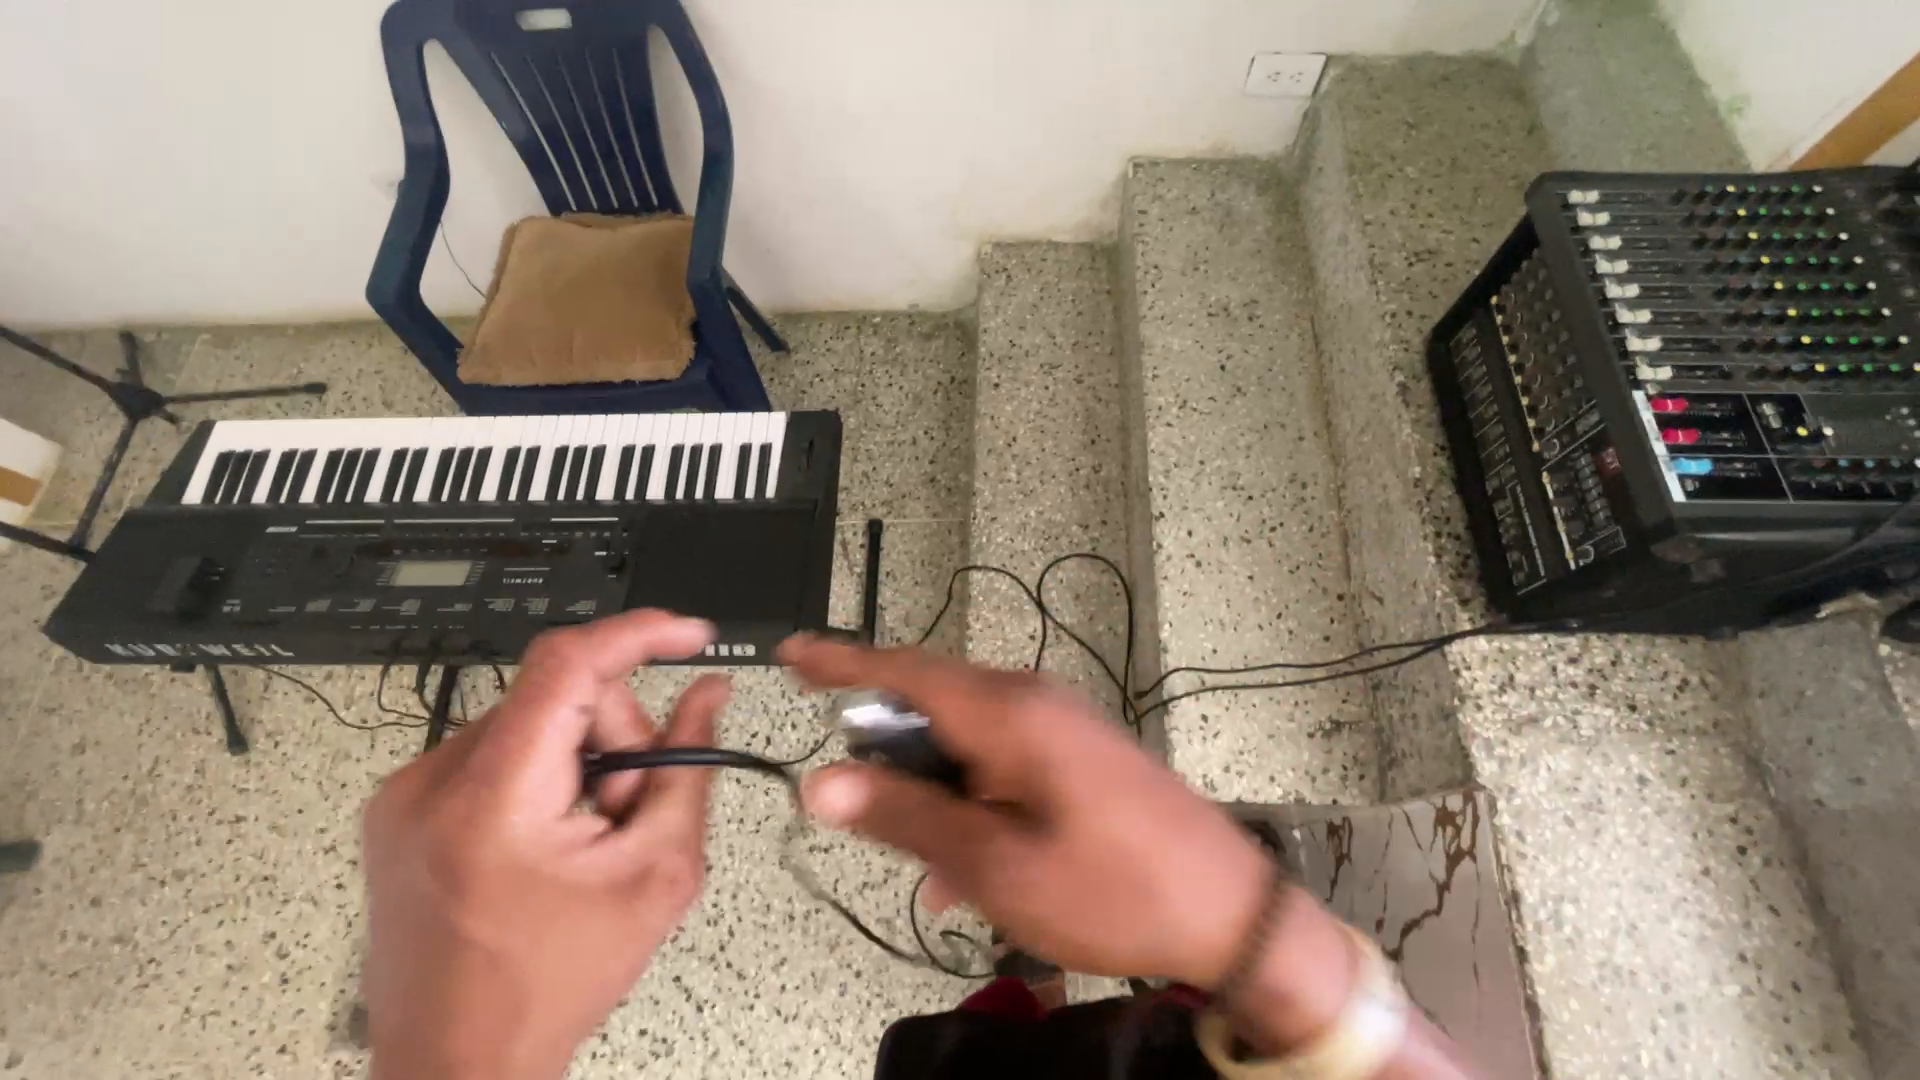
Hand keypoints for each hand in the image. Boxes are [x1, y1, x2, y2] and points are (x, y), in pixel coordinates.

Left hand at [362, 611, 728, 1079]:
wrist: (456, 1068)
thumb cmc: (552, 985)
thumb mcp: (658, 873)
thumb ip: (690, 767)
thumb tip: (708, 695)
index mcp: (492, 797)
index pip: (568, 661)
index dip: (641, 634)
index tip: (692, 636)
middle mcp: (431, 781)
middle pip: (561, 692)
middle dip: (621, 733)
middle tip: (636, 807)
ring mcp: (407, 793)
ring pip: (536, 716)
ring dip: (587, 756)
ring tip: (593, 835)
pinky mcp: (405, 807)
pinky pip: (504, 747)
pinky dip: (550, 771)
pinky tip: (558, 835)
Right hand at [780, 634, 1280, 986]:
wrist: (1230, 909)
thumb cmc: (1110, 888)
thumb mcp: (995, 864)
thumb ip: (905, 815)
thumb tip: (822, 783)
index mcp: (1007, 712)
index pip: (903, 668)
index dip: (840, 659)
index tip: (791, 651)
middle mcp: (1030, 698)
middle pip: (931, 707)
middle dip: (894, 762)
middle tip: (876, 820)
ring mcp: (1058, 720)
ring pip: (964, 741)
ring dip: (936, 795)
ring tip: (939, 869)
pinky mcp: (1075, 747)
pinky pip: (1000, 759)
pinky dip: (973, 801)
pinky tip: (974, 865)